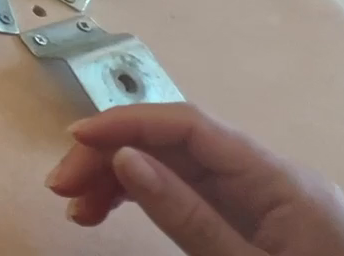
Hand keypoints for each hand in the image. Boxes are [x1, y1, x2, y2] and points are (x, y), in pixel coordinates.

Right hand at [45, 103, 343, 255]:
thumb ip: (192, 220)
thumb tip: (122, 156)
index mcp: (283, 181)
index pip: (189, 125)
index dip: (126, 122)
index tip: (74, 137)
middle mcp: (268, 178)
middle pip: (170, 144)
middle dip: (109, 156)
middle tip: (60, 185)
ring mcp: (257, 200)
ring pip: (167, 166)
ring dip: (114, 178)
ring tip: (75, 206)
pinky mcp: (246, 221)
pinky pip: (181, 192)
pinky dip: (138, 197)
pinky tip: (103, 209)